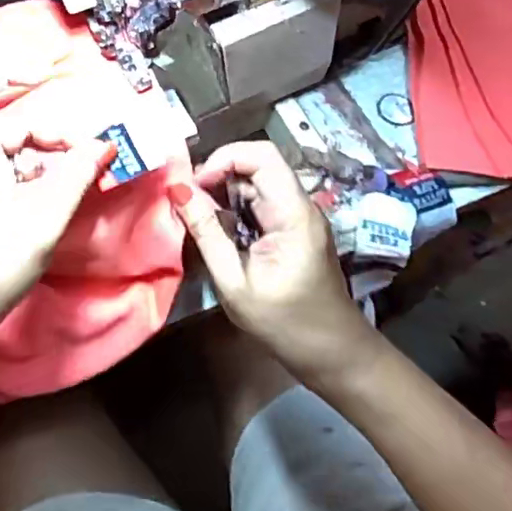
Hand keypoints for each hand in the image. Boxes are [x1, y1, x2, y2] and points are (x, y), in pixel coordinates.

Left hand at [0, 40, 115, 364]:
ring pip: (7, 143)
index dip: (18, 60)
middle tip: (86, 152)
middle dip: (51, 130)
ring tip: (73, 177)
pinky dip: (27, 170)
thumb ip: (78, 171)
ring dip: (43, 154)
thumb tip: (106, 144)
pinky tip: (49, 193)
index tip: (54, 68)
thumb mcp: (44, 213)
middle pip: (8, 116)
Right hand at [169, 142, 378, 381]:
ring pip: (256, 181)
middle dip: (218, 174)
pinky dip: (234, 206)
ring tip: (198, 216)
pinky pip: (260, 200)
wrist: (333, 355)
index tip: (195, 185)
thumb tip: (178, 189)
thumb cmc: (286, 324)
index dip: (223, 158)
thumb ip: (206, 232)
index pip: (261, 155)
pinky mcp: (293, 226)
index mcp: (294, 213)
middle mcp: (300, 204)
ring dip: (223, 191)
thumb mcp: (234, 282)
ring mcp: (299, 215)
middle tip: (189, 201)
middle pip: (257, 164)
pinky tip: (218, 228)